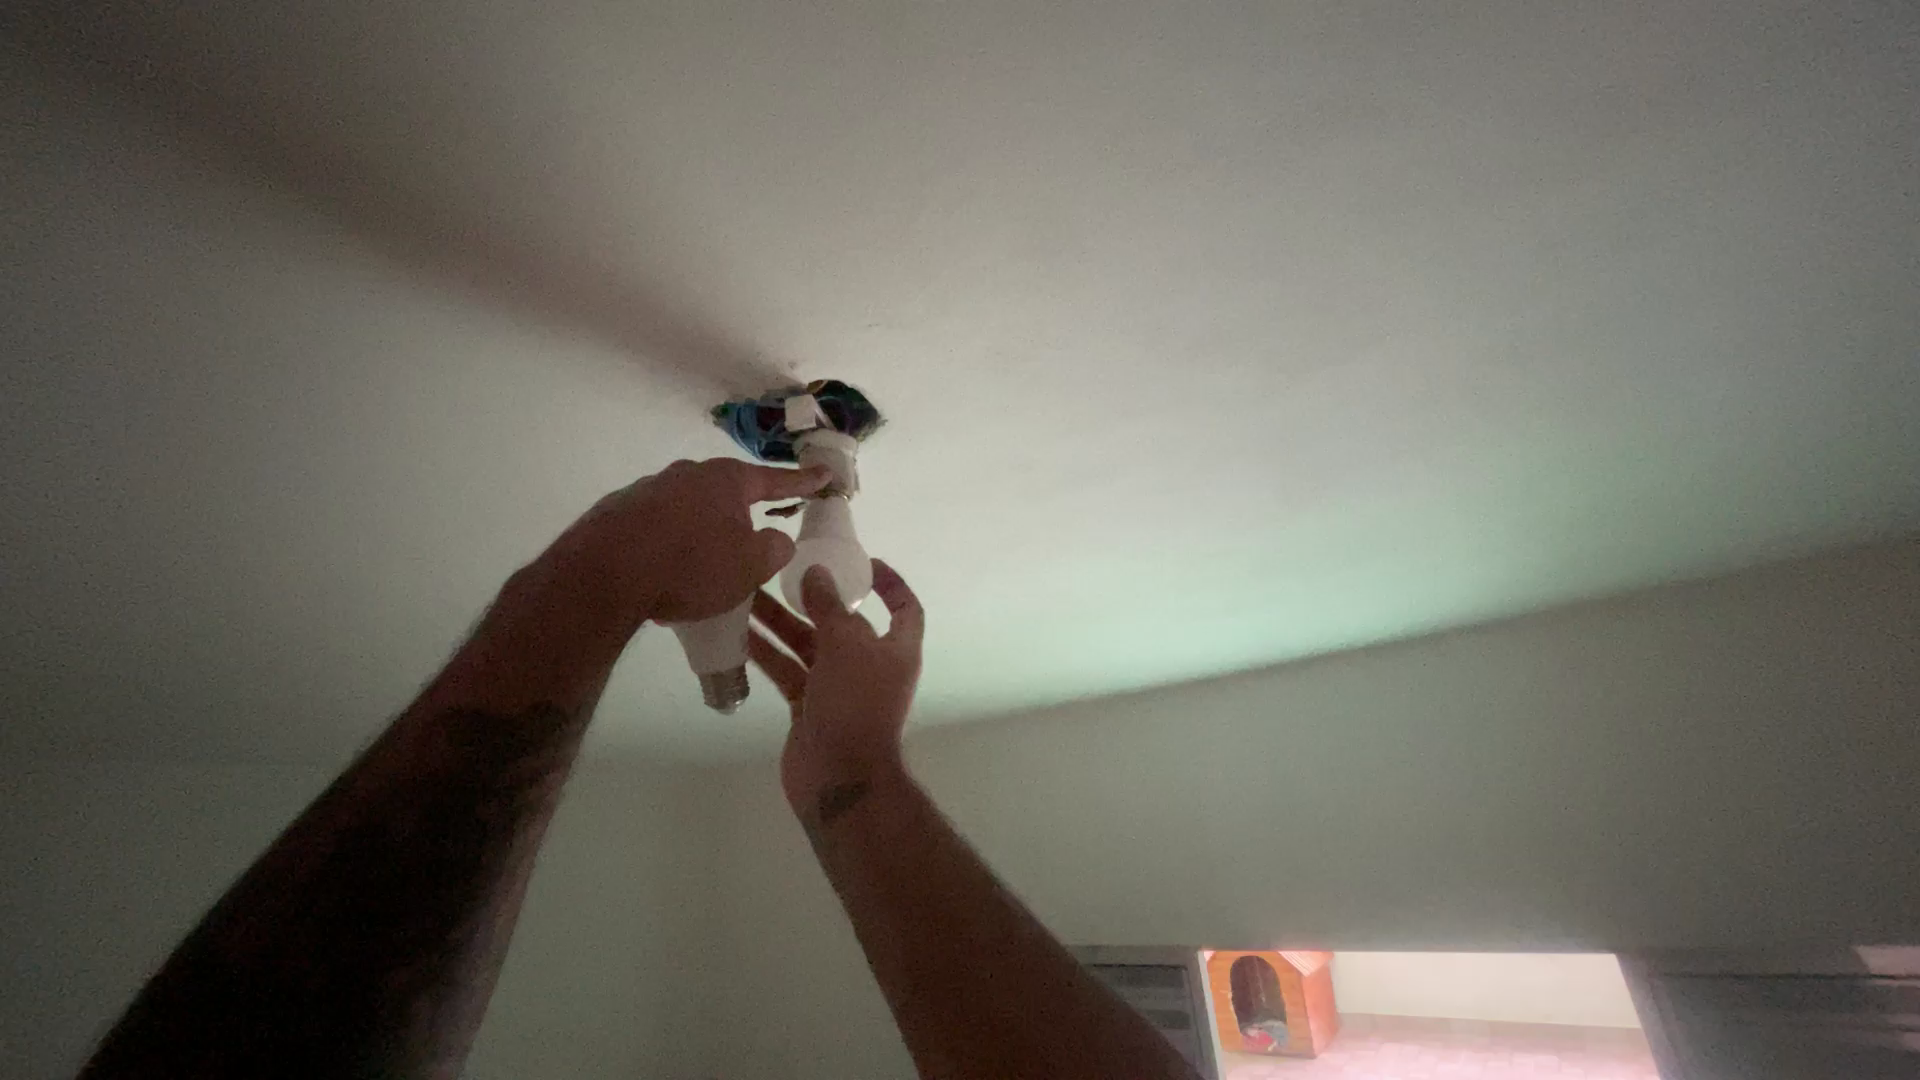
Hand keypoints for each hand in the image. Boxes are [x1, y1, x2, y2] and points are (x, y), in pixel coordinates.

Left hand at [536, 458, 829, 631]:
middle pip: (726, 492)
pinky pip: (656, 526)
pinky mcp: (615, 513)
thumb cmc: (690, 567)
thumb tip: (776, 541)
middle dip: (742, 512)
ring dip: (701, 530)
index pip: (775, 480)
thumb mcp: (749, 566)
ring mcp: (646, 490)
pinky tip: (664, 570)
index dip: (802, 482)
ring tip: (702, 565)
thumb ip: (773, 549)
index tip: (823, 475)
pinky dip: (668, 542)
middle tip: (750, 539)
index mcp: (726, 481)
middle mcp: (686, 475)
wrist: (603, 576)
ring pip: (688, 509)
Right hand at [747, 560, 924, 814]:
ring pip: (809, 645)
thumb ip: (829, 608)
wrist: (839, 777)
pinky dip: (769, 654)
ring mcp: (838, 687)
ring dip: (781, 623)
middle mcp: (870, 665)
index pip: (904, 607)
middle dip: (814, 599)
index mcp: (896, 649)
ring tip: (746, 597)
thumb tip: (816, 574)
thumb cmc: (855, 704)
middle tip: (782, 574)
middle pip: (843, 623)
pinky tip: (739, 636)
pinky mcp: (810, 706)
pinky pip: (789, 670)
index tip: (863, 563)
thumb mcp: (846, 647)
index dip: (890, 583)